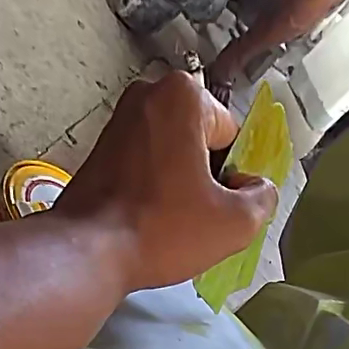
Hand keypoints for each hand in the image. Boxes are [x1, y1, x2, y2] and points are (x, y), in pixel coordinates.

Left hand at [52, 72, 277, 291]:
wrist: (86, 255)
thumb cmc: (160, 230)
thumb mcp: (233, 223)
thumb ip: (263, 198)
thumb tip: (257, 189)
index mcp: (183, 94)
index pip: (232, 135)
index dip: (233, 175)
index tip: (219, 206)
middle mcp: (145, 96)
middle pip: (197, 142)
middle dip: (203, 178)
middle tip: (195, 218)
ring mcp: (115, 124)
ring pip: (168, 157)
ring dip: (176, 187)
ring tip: (169, 224)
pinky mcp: (95, 154)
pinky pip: (139, 169)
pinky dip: (148, 192)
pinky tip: (145, 223)